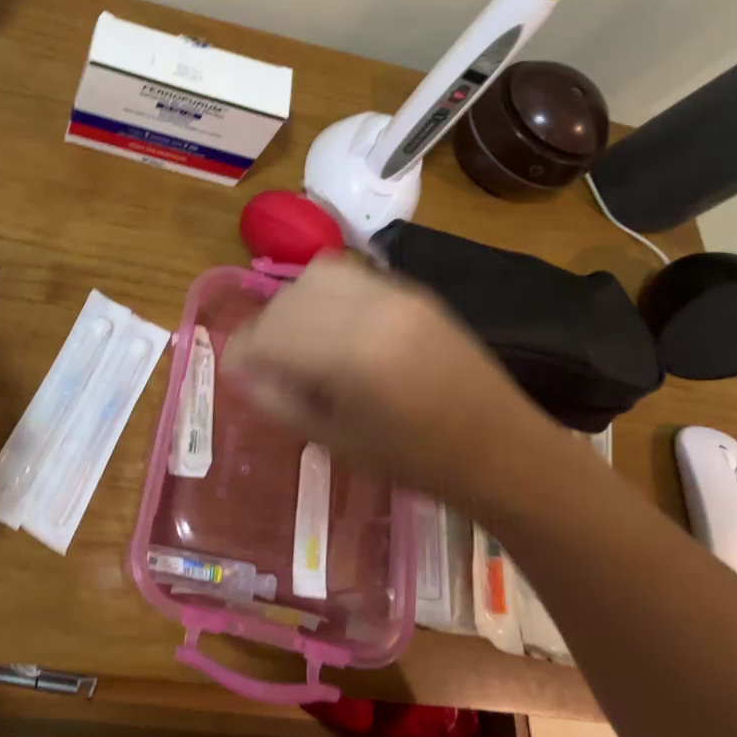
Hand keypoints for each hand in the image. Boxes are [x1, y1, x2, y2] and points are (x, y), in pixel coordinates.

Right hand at [220, 255, 544, 498]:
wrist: (501, 449)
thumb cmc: (417, 462)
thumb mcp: (336, 442)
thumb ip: (279, 401)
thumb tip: (240, 371)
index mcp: (351, 356)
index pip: (271, 333)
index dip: (243, 352)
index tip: (235, 373)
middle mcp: (372, 310)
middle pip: (289, 299)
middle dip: (266, 329)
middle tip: (265, 364)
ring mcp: (396, 294)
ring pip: (316, 276)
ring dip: (294, 304)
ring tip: (299, 341)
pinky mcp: (412, 290)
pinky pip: (351, 275)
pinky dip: (326, 294)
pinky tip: (332, 328)